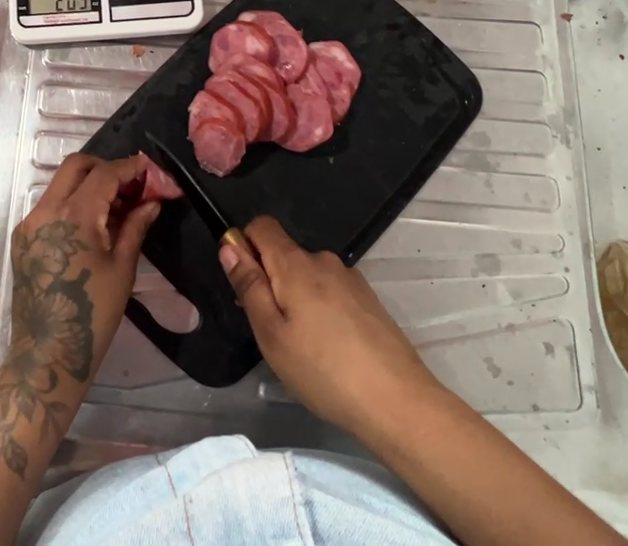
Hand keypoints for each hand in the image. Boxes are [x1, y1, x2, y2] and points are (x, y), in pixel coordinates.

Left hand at [7, 153, 171, 386]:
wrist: (48, 352)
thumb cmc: (94, 312)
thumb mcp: (123, 267)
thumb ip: (135, 226)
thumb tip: (152, 201)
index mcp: (73, 215)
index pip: (105, 174)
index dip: (132, 168)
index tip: (153, 172)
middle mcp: (45, 210)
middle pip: (77, 167)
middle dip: (107, 168)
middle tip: (133, 186)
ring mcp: (29, 223)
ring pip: (61, 184)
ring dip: (90, 185)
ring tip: (119, 207)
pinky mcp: (23, 238)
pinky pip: (50, 206)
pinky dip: (74, 203)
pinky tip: (95, 225)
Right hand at [221, 216, 437, 439]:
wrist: (397, 401)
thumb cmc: (322, 369)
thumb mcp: (271, 333)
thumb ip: (249, 286)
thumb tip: (229, 246)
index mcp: (296, 264)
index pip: (262, 226)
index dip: (244, 244)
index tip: (243, 284)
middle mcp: (324, 261)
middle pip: (284, 254)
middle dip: (269, 281)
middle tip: (270, 330)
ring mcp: (351, 280)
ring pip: (308, 276)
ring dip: (295, 298)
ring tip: (301, 346)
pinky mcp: (368, 300)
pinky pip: (330, 291)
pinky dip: (320, 309)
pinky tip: (329, 348)